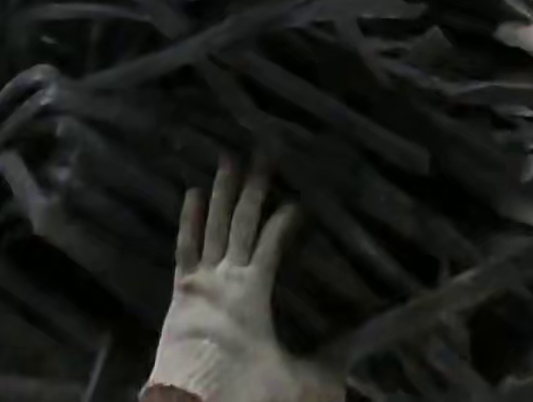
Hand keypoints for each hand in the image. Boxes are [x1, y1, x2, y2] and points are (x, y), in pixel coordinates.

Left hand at [146, 158, 341, 401]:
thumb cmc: (242, 392)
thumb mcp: (292, 385)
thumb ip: (323, 371)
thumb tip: (352, 362)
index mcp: (253, 288)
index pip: (273, 241)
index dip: (286, 219)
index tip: (299, 202)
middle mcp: (226, 272)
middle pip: (242, 221)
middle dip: (254, 187)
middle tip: (262, 155)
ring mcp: (200, 276)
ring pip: (213, 223)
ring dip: (221, 191)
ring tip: (226, 159)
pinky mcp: (180, 287)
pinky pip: (184, 244)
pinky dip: (188, 218)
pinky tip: (191, 193)